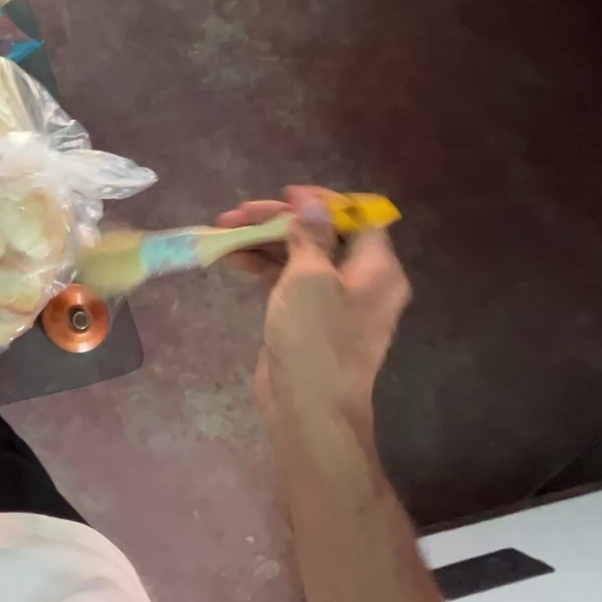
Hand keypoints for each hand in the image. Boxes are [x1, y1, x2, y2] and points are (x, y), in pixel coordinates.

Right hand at [216, 186, 409, 428]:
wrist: (309, 406)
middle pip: (322, 232)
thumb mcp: (310, 279)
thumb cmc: (315, 338)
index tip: (284, 194)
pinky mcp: (309, 314)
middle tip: (237, 213)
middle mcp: (360, 279)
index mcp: (376, 269)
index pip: (358, 217)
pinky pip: (287, 276)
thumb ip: (310, 236)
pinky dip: (262, 263)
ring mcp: (334, 298)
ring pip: (299, 252)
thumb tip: (312, 203)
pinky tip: (232, 257)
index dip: (322, 201)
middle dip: (279, 219)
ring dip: (263, 239)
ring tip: (225, 231)